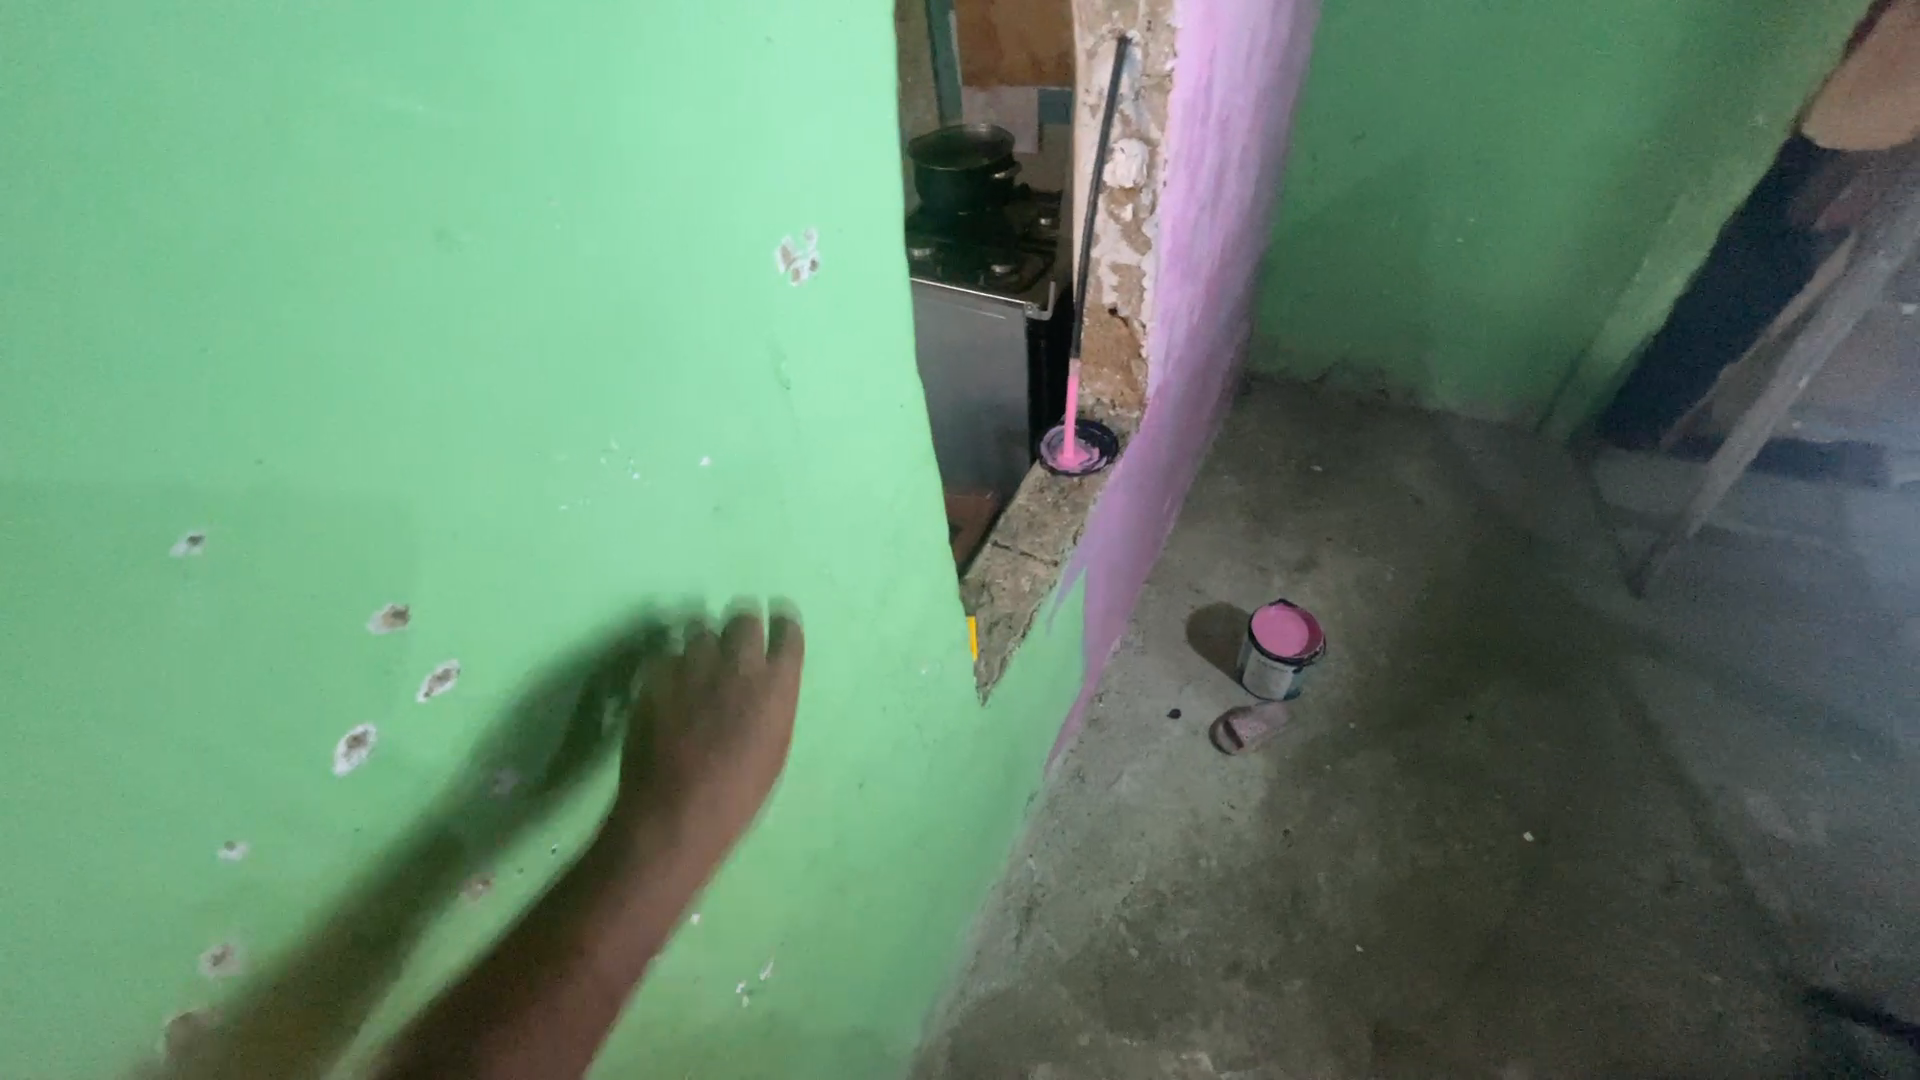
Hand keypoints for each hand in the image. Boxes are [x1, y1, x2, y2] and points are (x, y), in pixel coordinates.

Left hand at [609, 605, 803, 865]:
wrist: (676, 811)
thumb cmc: (739, 791)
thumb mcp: (775, 745)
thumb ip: (772, 702)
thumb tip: (764, 686)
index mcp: (777, 683)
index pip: (787, 629)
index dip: (783, 622)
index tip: (778, 621)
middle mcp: (739, 662)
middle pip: (743, 616)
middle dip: (742, 622)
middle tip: (736, 635)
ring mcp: (694, 665)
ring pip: (701, 628)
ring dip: (705, 638)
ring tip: (700, 656)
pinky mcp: (657, 675)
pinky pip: (669, 653)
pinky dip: (673, 662)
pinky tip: (671, 680)